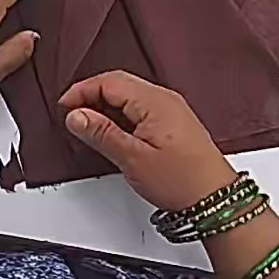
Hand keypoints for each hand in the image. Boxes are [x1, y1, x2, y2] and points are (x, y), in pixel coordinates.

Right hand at [59, 71, 238, 210]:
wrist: (214, 198)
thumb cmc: (182, 180)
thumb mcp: (133, 158)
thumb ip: (101, 133)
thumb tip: (75, 116)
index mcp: (154, 101)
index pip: (109, 81)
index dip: (82, 91)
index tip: (64, 108)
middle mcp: (164, 98)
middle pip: (118, 84)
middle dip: (90, 96)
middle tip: (72, 116)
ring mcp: (170, 109)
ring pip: (128, 96)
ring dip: (105, 107)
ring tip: (88, 128)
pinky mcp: (172, 121)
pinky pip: (140, 108)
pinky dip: (120, 116)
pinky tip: (112, 134)